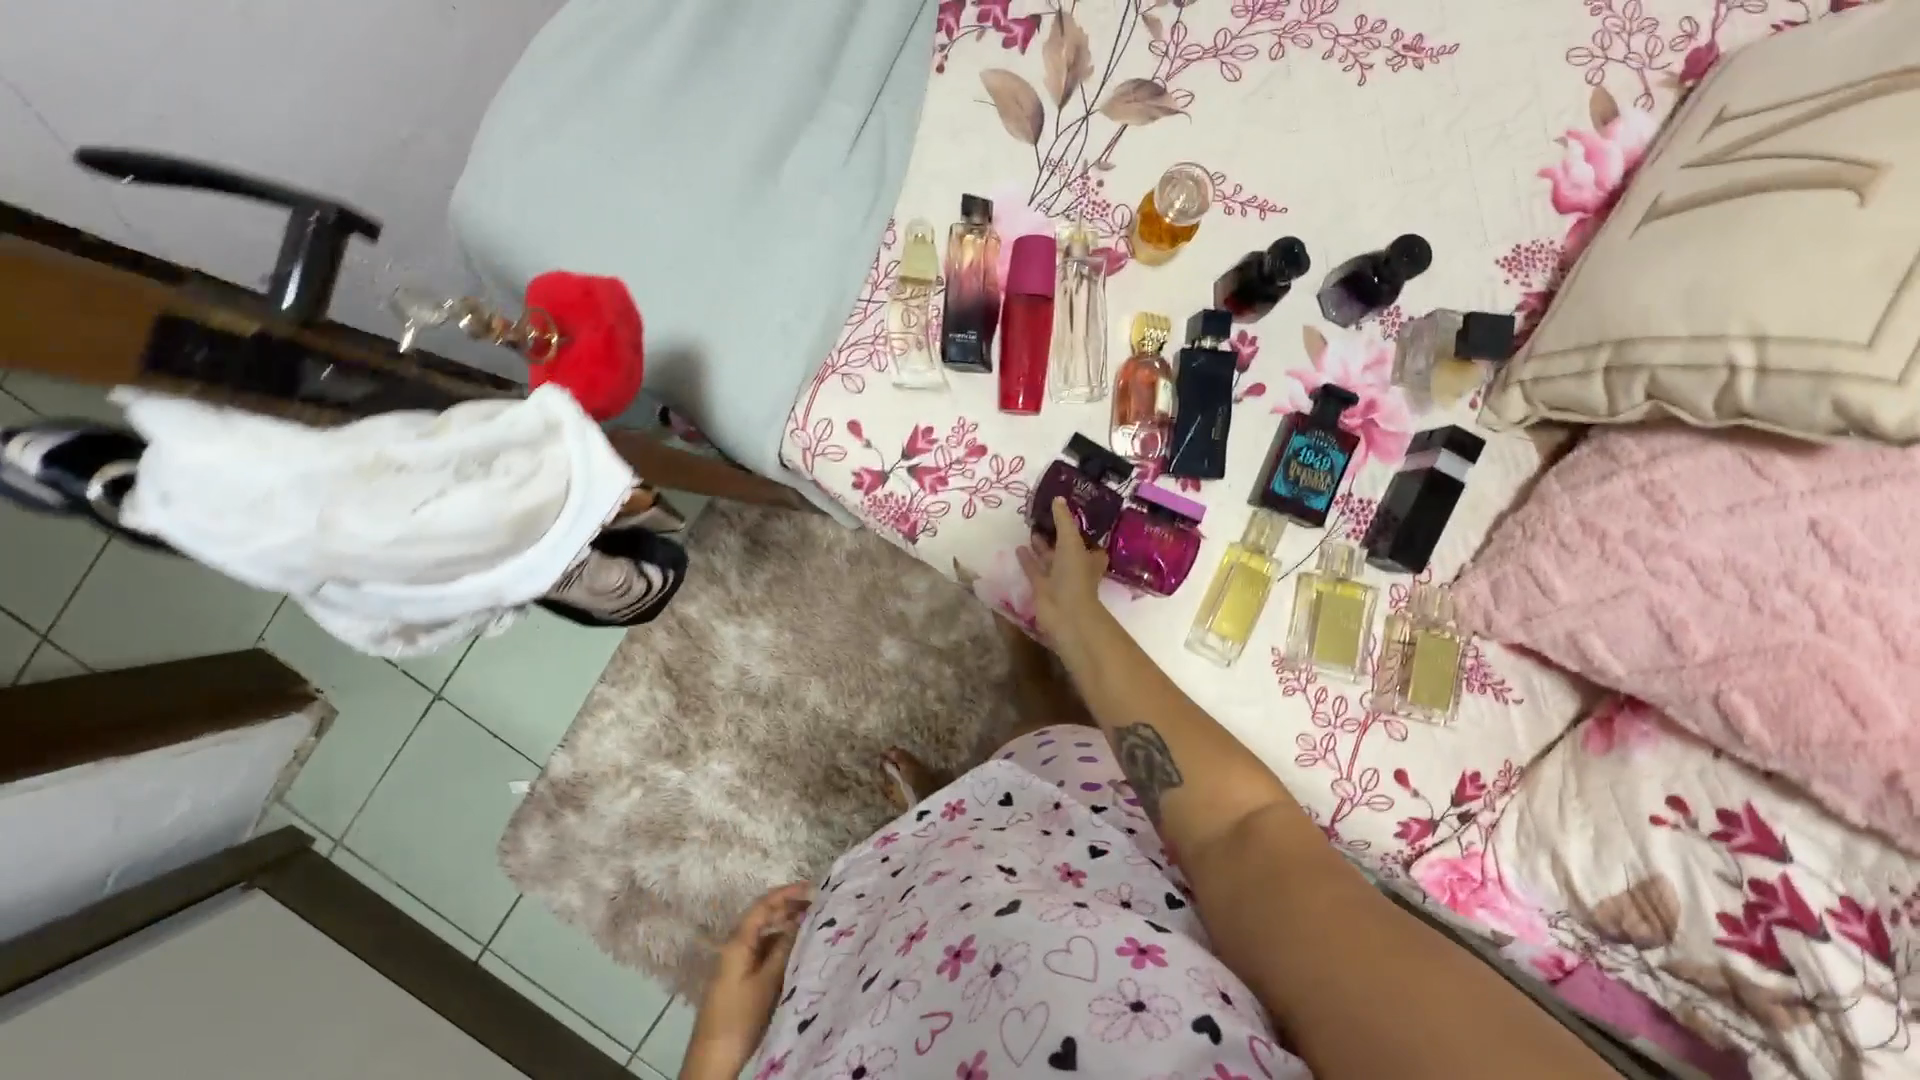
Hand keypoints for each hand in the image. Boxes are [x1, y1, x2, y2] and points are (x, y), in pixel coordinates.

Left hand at [683, 883, 812, 1079]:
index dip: (787, 893)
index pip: (763, 906)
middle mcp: (735, 946)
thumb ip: (784, 949)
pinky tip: (798, 950)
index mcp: (738, 942)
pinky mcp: (740, 978)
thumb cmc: (741, 1016)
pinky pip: (763, 951)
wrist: (713, 1057)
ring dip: (786, 926)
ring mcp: (737, 963)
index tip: (812, 887)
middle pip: (763, 917)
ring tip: (813, 924)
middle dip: (789, 907)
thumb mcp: (767, 982)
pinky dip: (780, 945)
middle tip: (818, 904)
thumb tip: (800, 921)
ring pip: (764, 935)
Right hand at [1018, 498, 1111, 656]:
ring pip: (1049, 559)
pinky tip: (1018, 547)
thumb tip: (1058, 498)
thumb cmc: (1075, 574)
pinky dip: (1027, 560)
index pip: (1087, 541)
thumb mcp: (1071, 541)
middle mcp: (1075, 567)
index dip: (1079, 529)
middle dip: (1057, 536)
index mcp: (1089, 557)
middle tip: (1044, 518)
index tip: (1067, 515)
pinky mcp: (1042, 588)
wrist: (1064, 611)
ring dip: (1041, 546)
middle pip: (1065, 548)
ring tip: (1030, 529)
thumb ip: (1064, 520)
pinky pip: (1034, 570)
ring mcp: (1058, 578)